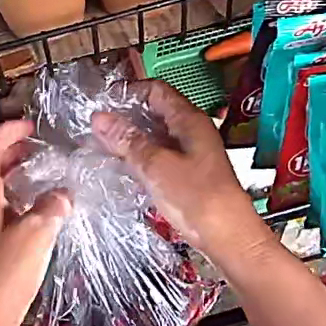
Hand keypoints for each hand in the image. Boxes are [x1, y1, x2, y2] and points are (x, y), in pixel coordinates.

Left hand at [0, 121, 70, 325]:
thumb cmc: (5, 271)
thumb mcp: (36, 233)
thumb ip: (52, 206)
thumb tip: (63, 194)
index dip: (6, 132)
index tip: (30, 126)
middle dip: (10, 152)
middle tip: (38, 147)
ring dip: (13, 176)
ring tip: (41, 174)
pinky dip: (14, 198)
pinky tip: (35, 211)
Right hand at [92, 81, 272, 260]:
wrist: (227, 236)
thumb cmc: (198, 198)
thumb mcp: (156, 166)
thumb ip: (128, 140)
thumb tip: (100, 118)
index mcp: (189, 120)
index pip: (156, 90)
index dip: (129, 91)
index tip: (103, 102)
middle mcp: (192, 131)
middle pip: (156, 111)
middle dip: (126, 116)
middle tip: (98, 126)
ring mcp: (192, 153)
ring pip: (157, 135)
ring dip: (132, 137)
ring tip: (104, 145)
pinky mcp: (189, 174)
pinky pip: (161, 155)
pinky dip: (141, 156)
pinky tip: (124, 166)